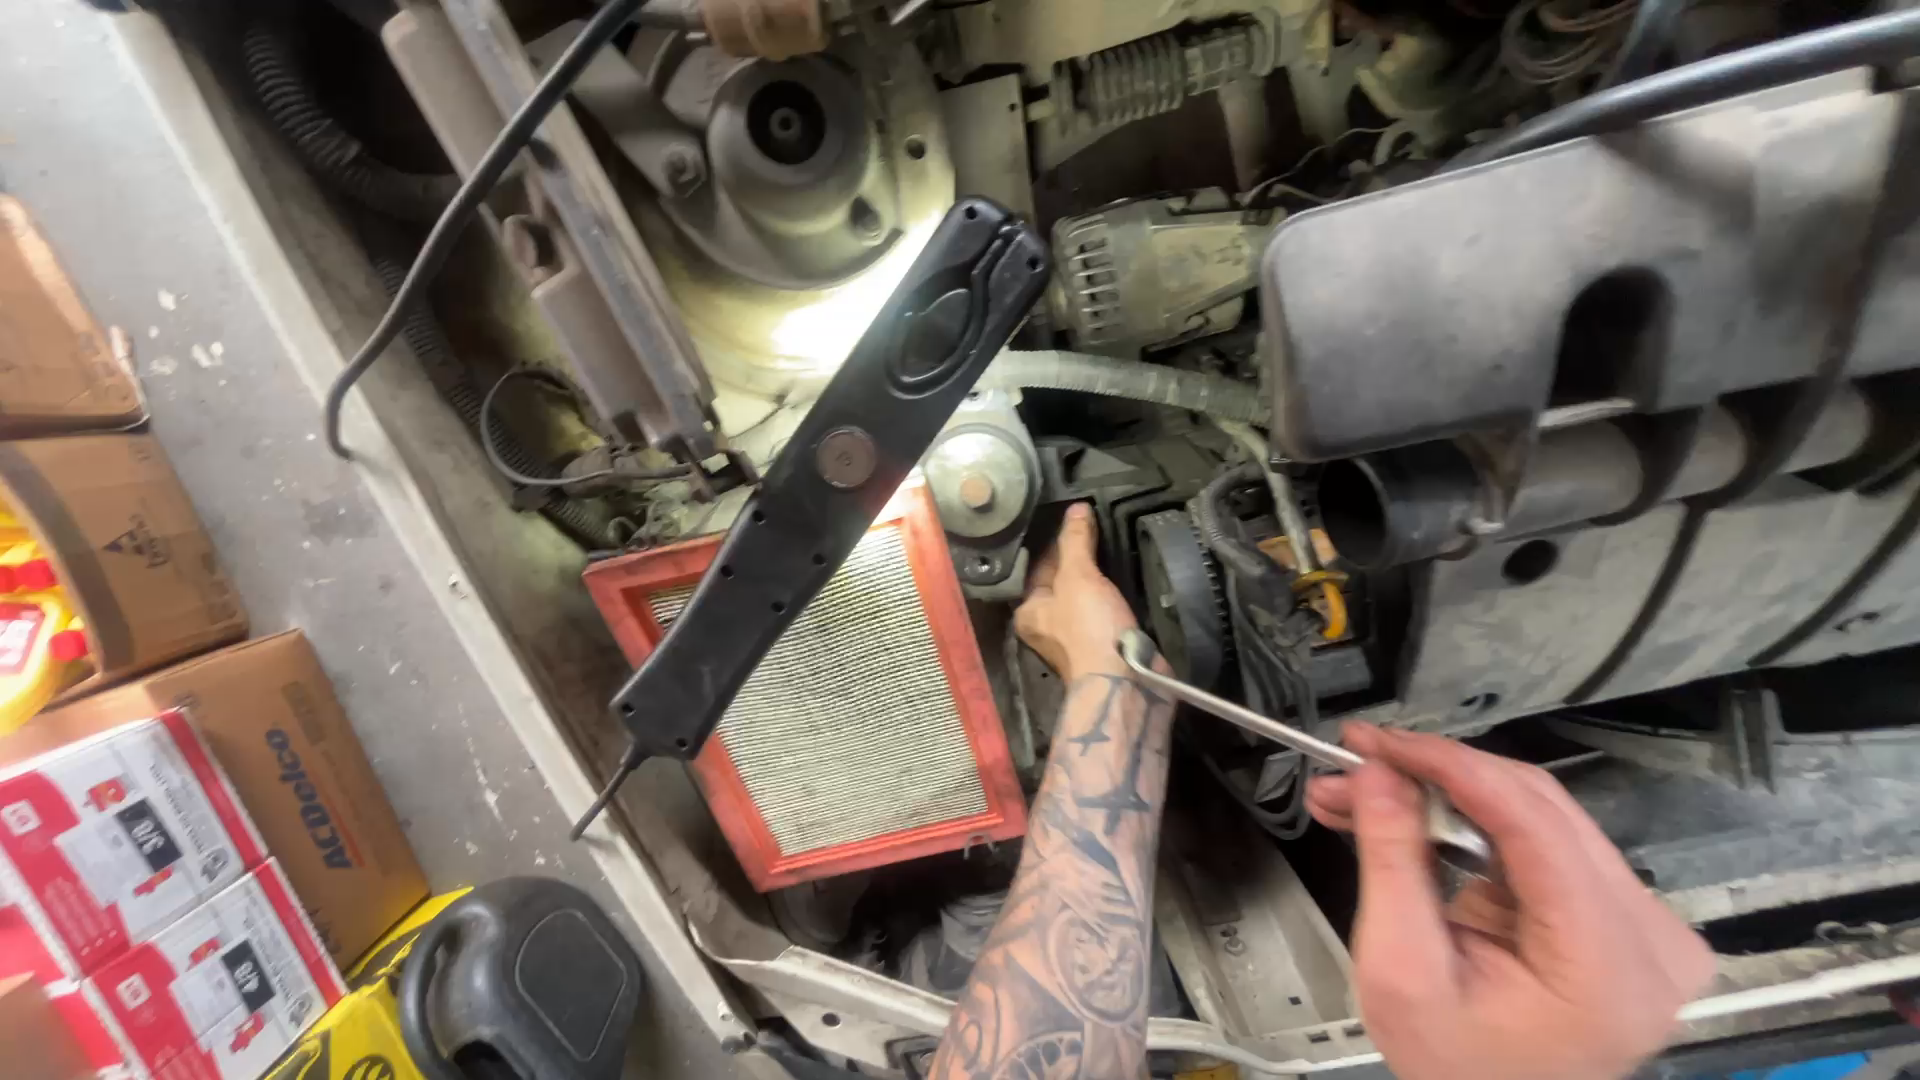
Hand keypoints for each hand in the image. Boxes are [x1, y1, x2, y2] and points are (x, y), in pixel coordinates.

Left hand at [1014, 503, 1136, 680]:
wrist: (1126, 680)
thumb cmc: (1088, 633)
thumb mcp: (1078, 576)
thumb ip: (1075, 540)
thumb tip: (1076, 509)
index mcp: (1029, 610)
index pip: (1038, 565)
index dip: (1055, 540)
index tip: (1073, 517)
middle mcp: (1049, 624)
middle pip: (1064, 579)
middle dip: (1080, 556)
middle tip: (1095, 525)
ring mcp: (1078, 634)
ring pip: (1087, 593)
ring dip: (1100, 575)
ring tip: (1112, 543)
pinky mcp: (1106, 641)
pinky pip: (1108, 608)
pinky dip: (1116, 593)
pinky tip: (1126, 575)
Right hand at [1306, 724, 1715, 1079]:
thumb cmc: (1450, 1064)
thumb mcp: (1401, 969)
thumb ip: (1392, 862)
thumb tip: (1377, 772)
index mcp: (1609, 963)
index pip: (1531, 821)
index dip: (1447, 765)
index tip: (1371, 743)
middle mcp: (1648, 933)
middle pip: (1532, 805)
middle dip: (1428, 775)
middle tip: (1349, 766)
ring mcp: (1638, 922)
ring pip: (1526, 809)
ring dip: (1435, 791)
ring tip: (1355, 793)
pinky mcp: (1611, 913)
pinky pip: (1527, 835)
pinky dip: (1457, 817)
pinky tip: (1400, 814)